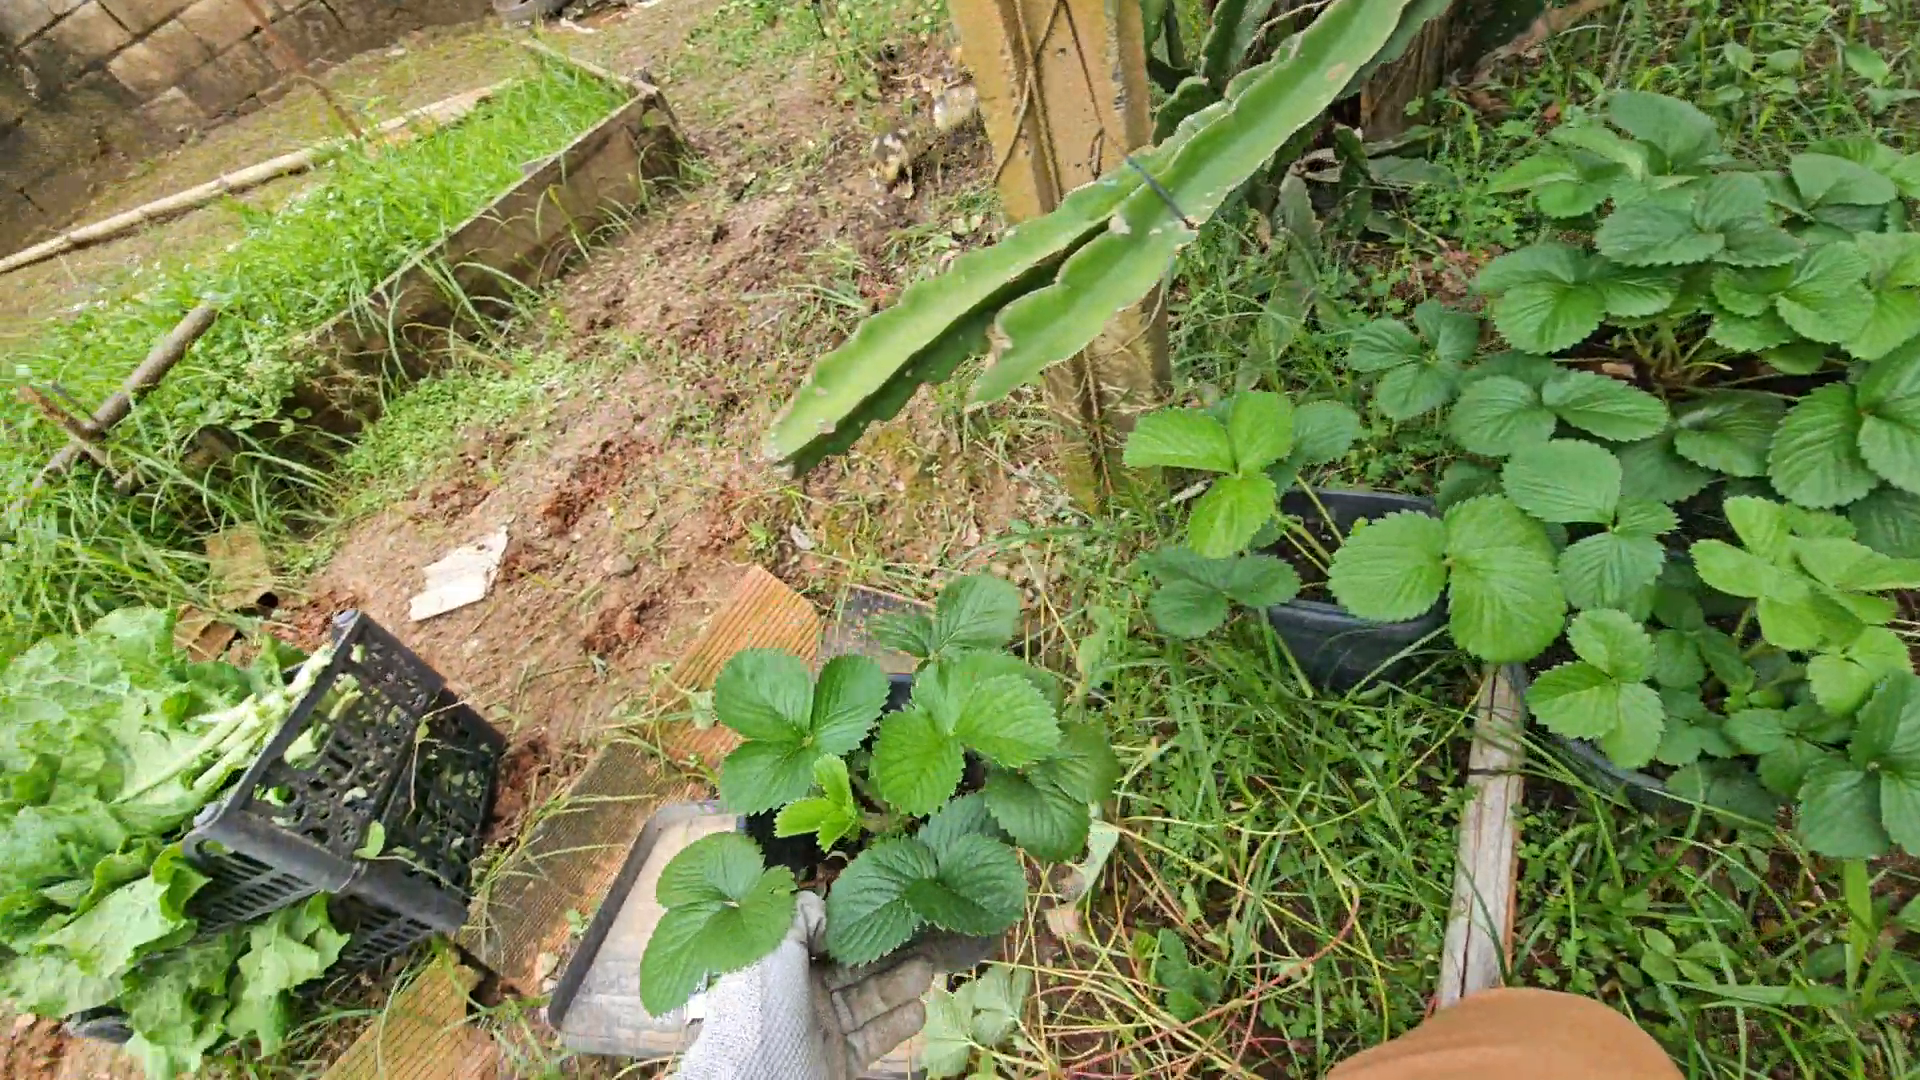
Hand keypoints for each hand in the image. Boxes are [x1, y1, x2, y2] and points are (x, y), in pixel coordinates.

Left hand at [677, 892, 934, 1079]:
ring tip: (927, 974)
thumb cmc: (761, 1014)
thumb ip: (799, 917)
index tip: (886, 911)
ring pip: (868, 1002)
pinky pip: (872, 1039)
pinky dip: (896, 1026)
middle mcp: (802, 997)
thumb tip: (823, 903)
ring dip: (899, 986)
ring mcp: (822, 1031)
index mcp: (782, 968)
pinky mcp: (838, 1063)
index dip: (855, 928)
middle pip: (853, 970)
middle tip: (921, 943)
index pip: (824, 940)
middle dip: (887, 956)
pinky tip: (917, 1012)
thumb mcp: (772, 949)